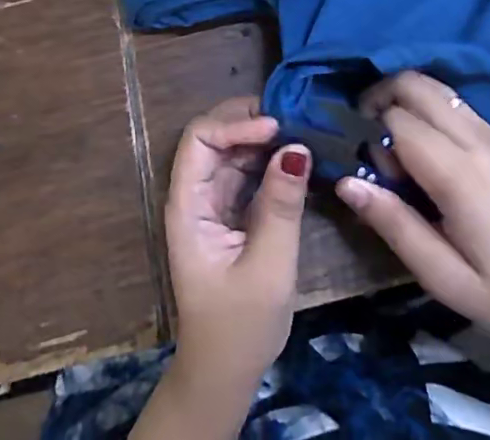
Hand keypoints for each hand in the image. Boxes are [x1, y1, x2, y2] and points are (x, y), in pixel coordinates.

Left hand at [165, 97, 311, 392]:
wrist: (225, 371)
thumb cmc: (240, 327)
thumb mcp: (267, 268)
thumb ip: (280, 207)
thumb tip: (298, 148)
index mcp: (188, 206)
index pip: (200, 141)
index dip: (235, 126)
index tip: (277, 129)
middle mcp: (196, 195)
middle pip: (214, 137)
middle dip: (249, 121)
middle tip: (294, 117)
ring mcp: (214, 201)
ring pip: (233, 150)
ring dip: (263, 136)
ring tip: (301, 129)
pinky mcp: (233, 211)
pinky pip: (248, 171)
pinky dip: (271, 157)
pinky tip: (298, 155)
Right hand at [335, 71, 489, 361]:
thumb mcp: (445, 278)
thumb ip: (393, 224)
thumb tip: (344, 182)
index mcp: (460, 173)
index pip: (396, 119)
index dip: (370, 138)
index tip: (373, 175)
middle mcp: (478, 139)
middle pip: (414, 84)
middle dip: (379, 99)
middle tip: (370, 145)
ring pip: (435, 88)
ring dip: (404, 103)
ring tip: (398, 151)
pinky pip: (456, 106)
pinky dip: (429, 112)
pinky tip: (431, 158)